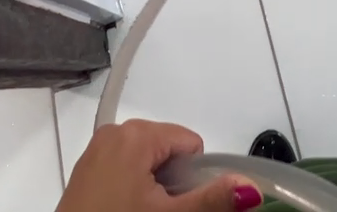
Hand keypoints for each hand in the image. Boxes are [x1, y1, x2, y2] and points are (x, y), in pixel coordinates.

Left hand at [56, 119, 261, 211]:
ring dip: (153, 189)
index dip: (192, 177)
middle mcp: (116, 131)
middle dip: (172, 183)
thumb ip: (210, 200)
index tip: (179, 204)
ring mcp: (97, 150)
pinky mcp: (86, 170)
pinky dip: (132, 189)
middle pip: (167, 150)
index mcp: (137, 134)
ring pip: (146, 162)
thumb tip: (251, 186)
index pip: (188, 142)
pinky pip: (124, 168)